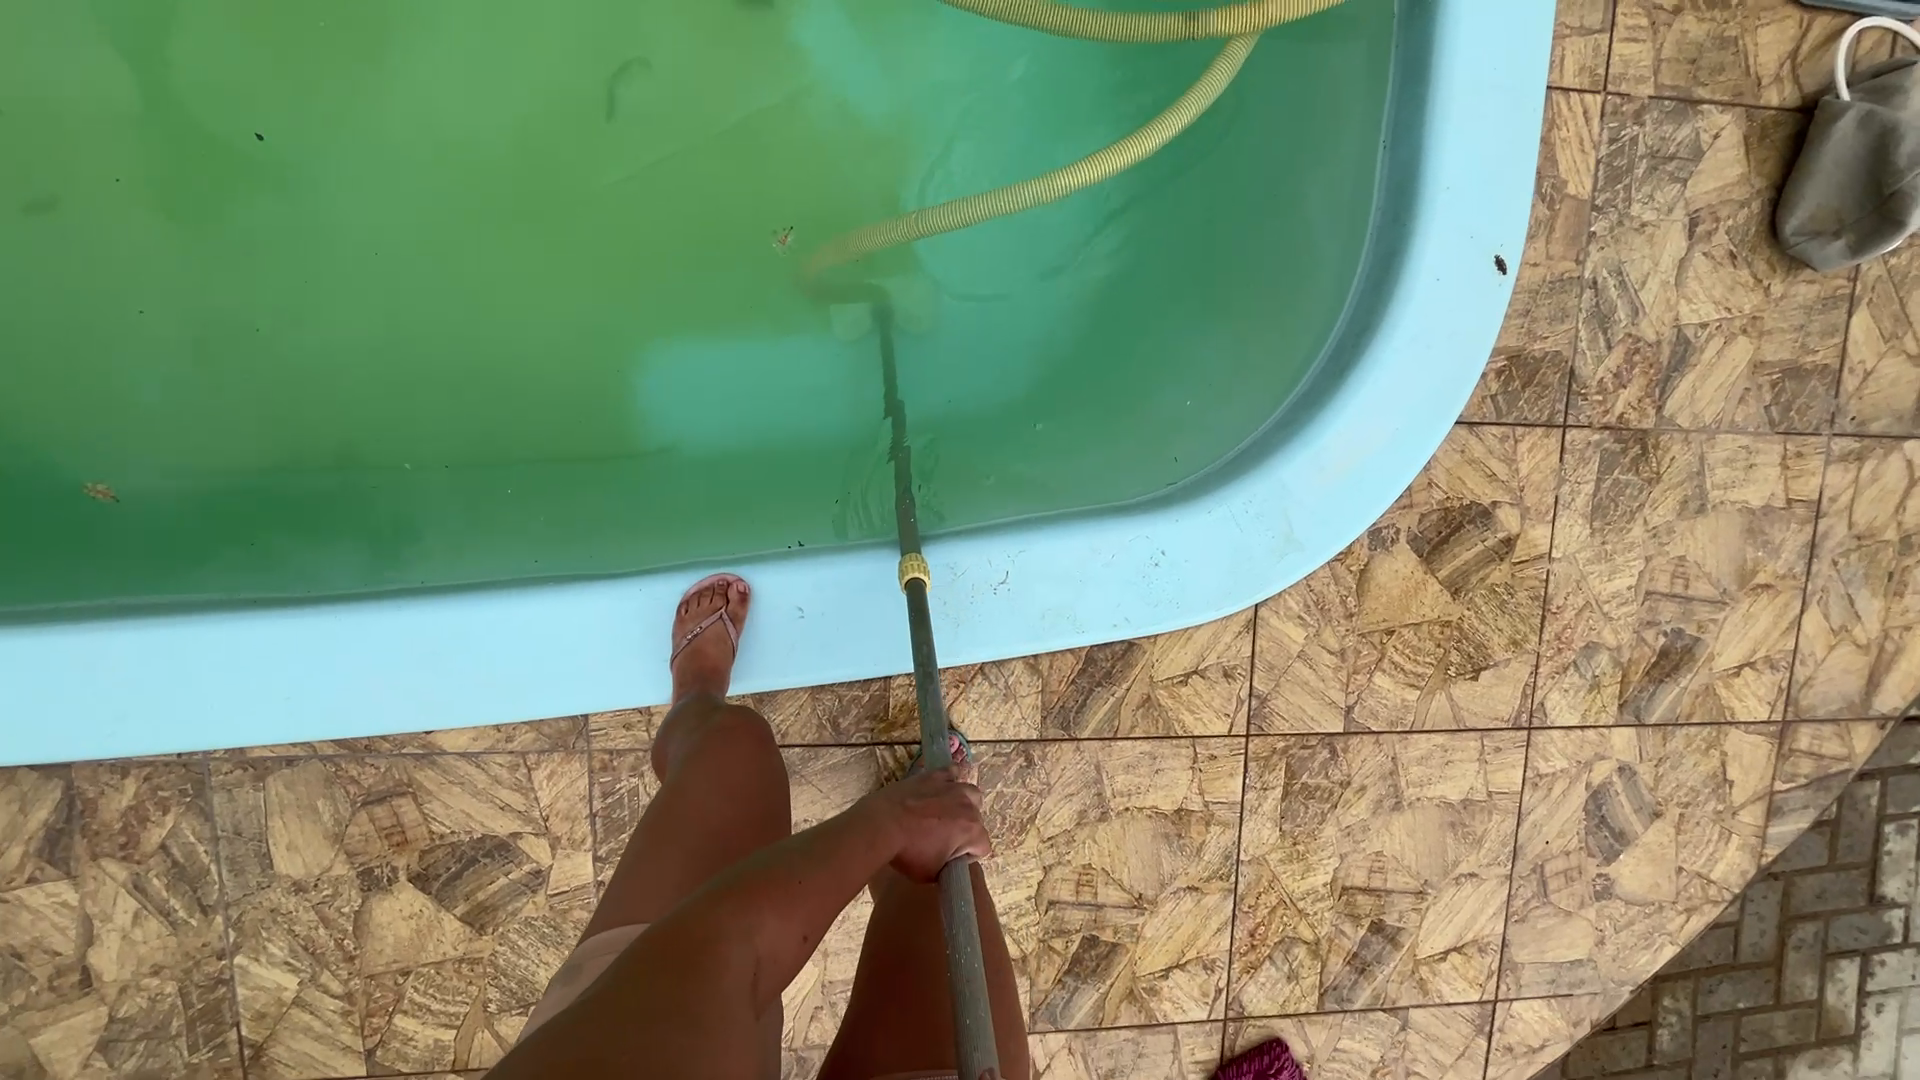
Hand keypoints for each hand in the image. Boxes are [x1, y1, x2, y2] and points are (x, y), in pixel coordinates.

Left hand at [862, 768, 991, 882]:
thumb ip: (948, 867)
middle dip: (966, 829)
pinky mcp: (934, 776)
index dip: (967, 856)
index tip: (952, 860)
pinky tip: (942, 787)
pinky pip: (951, 772)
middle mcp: (968, 806)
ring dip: (964, 804)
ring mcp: (952, 787)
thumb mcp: (932, 874)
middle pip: (977, 819)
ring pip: (970, 793)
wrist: (882, 824)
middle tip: (946, 839)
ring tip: (947, 813)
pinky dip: (950, 779)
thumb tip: (948, 863)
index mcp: (972, 831)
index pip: (982, 847)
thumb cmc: (908, 852)